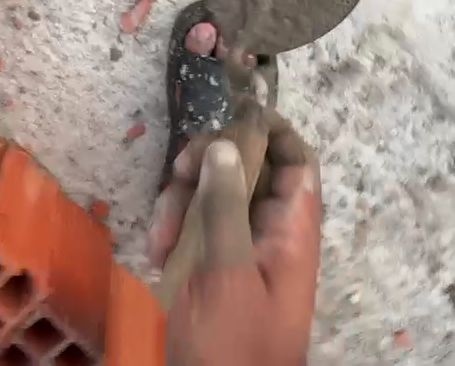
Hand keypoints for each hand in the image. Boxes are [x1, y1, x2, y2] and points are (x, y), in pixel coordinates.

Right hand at [146, 117, 321, 365]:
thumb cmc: (232, 345)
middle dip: (209, 164)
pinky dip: (174, 228)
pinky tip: (157, 251)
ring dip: (183, 201)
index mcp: (291, 231)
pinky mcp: (213, 265)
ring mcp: (240, 248)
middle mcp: (270, 231)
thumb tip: (226, 141)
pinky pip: (195, 225)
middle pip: (247, 167)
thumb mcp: (227, 271)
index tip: (231, 112)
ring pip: (215, 193)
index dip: (272, 129)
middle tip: (180, 172)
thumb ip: (226, 204)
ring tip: (161, 235)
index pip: (296, 159)